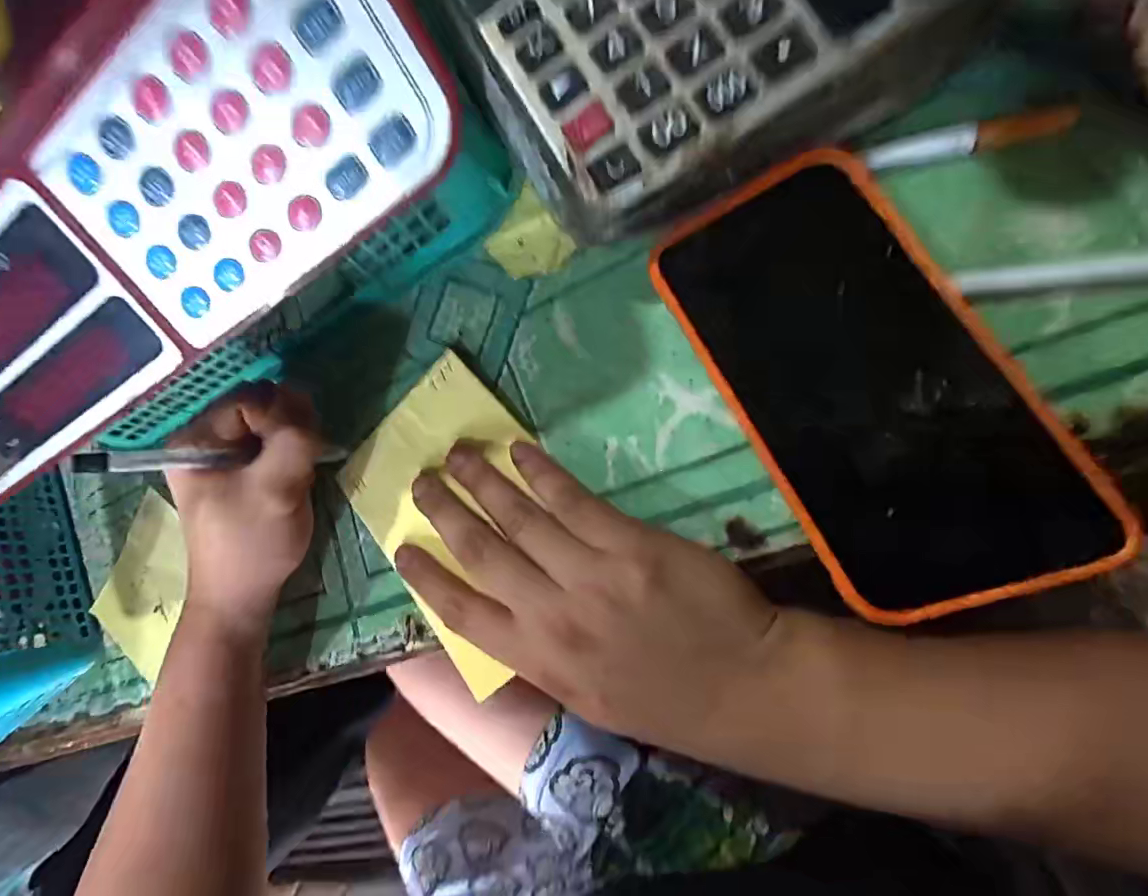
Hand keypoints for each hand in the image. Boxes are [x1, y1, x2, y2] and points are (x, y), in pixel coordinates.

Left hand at [166, 384, 321, 636]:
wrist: (240, 599)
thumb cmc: (252, 544)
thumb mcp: (277, 486)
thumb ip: (292, 435)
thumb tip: (300, 398)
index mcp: (195, 438)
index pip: (247, 397)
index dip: (279, 414)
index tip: (299, 445)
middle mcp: (202, 438)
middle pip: (258, 404)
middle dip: (289, 424)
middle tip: (306, 455)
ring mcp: (220, 454)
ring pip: (269, 421)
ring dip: (294, 439)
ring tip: (302, 468)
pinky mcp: (238, 469)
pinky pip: (270, 441)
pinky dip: (290, 451)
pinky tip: (297, 474)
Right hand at [397, 441, 795, 754]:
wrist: (745, 688)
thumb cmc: (659, 697)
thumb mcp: (581, 693)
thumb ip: (533, 650)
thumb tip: (489, 605)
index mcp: (537, 659)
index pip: (460, 611)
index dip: (426, 574)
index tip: (401, 546)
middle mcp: (553, 616)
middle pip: (480, 550)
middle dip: (444, 511)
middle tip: (422, 481)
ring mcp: (590, 575)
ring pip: (518, 516)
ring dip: (481, 480)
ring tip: (457, 454)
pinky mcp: (628, 543)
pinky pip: (571, 499)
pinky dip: (538, 472)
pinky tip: (518, 451)